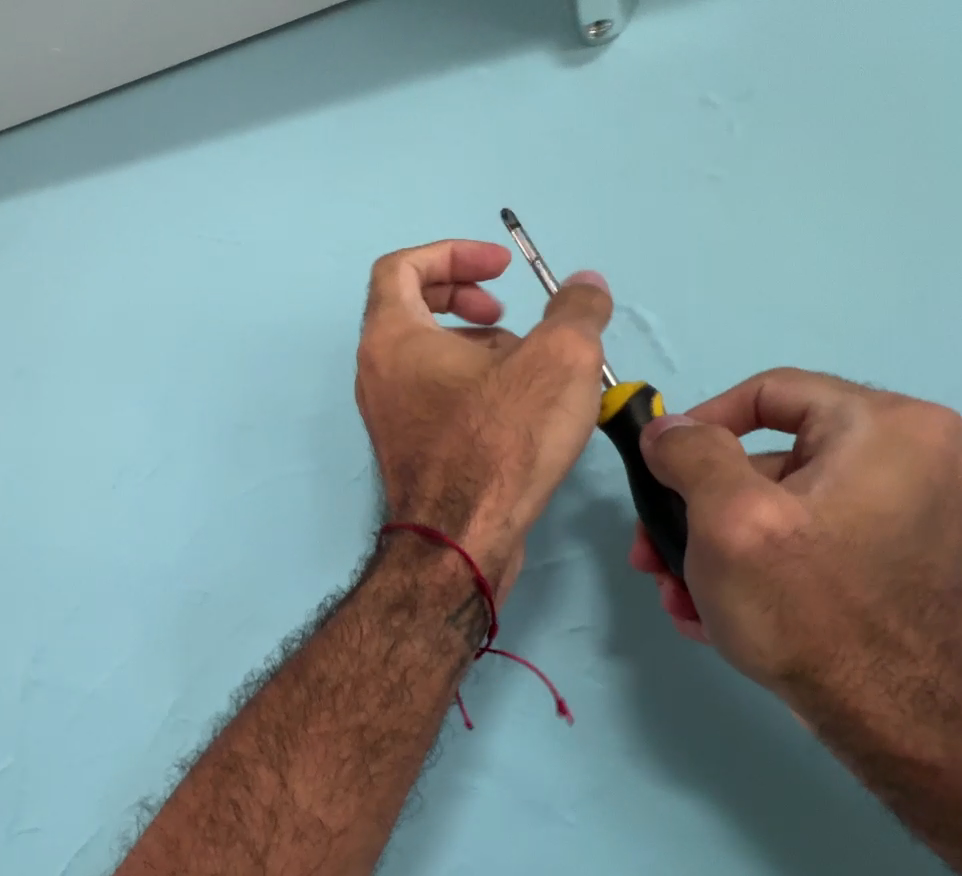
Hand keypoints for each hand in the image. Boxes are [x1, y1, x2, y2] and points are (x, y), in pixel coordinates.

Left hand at [355, 240, 613, 589]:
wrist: (459, 537)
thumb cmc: (499, 442)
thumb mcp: (558, 359)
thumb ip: (575, 310)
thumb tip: (584, 286)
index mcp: (390, 339)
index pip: (400, 268)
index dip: (453, 254)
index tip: (501, 271)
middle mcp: (376, 372)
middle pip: (408, 307)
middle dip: (463, 295)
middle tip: (506, 314)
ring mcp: (387, 412)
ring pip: (426, 354)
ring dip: (478, 344)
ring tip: (529, 365)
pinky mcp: (408, 445)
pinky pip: (434, 392)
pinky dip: (472, 382)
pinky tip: (521, 406)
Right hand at [629, 368, 961, 712]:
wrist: (888, 709)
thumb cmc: (805, 602)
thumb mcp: (727, 517)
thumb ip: (690, 455)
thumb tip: (664, 426)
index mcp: (887, 427)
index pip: (768, 392)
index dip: (696, 425)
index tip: (653, 474)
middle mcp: (911, 455)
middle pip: (761, 458)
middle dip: (691, 511)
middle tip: (651, 556)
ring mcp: (904, 508)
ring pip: (770, 505)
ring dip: (707, 547)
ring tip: (677, 593)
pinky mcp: (890, 552)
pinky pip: (797, 537)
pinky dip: (746, 566)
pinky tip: (711, 608)